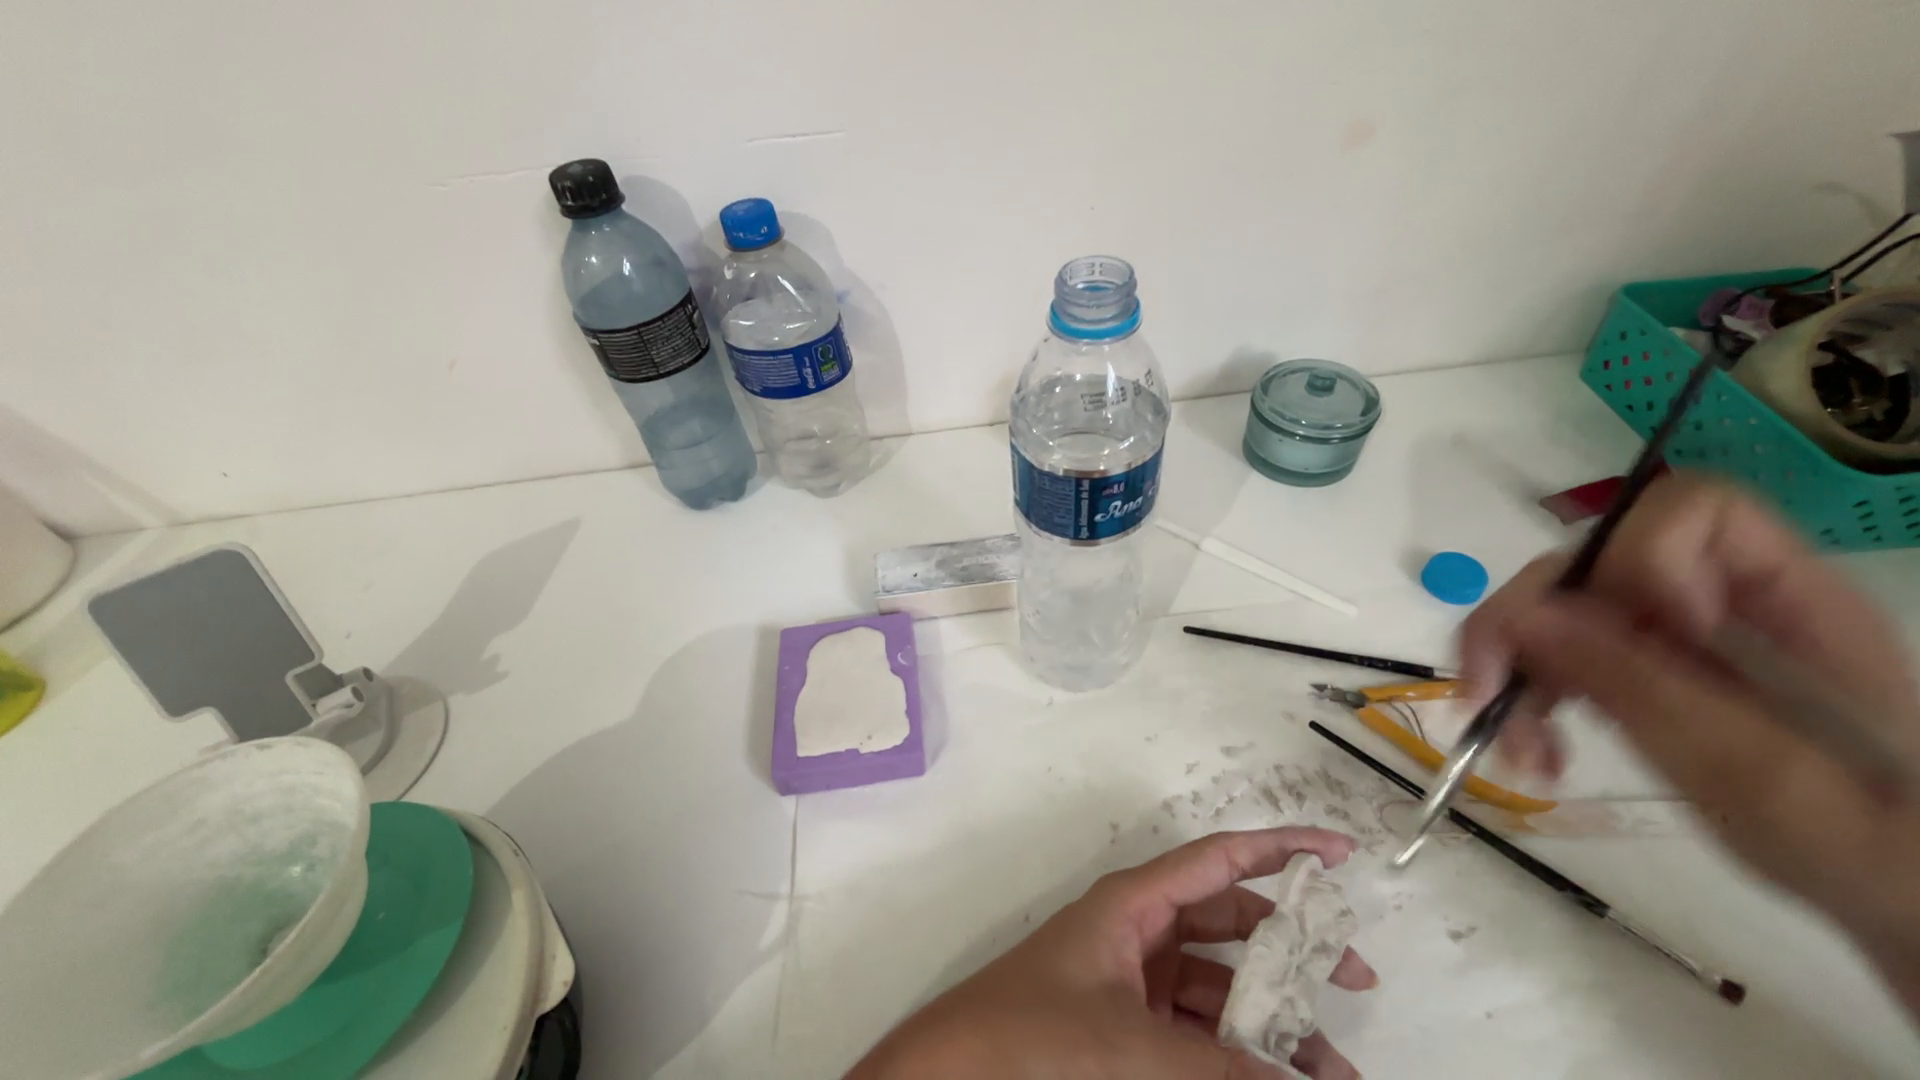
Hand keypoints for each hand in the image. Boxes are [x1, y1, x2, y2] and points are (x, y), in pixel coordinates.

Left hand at [847, 828, 1377, 1078]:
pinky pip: (1196, 1025)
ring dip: (1271, 1020)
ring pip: (1220, 985)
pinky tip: (1271, 1077)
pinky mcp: (1126, 1022)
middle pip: (1232, 924)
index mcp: (1136, 903)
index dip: (1283, 848)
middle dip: (1294, 950)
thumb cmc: (1034, 1032)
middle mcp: (1140, 929)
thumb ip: (1219, 1067)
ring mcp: (1133, 977)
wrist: (955, 1071)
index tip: (1342, 854)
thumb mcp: (1130, 1046)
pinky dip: (1234, 1049)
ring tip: (1331, 1067)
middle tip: (1357, 980)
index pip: (1222, 860)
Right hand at [1459, 475, 1919, 1013]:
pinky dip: (1530, 699)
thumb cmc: (1862, 845)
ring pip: (1558, 610)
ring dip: (1516, 672)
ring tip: (1521, 751)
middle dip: (1526, 624)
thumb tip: (1525, 613)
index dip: (1634, 560)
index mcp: (1788, 600)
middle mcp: (1719, 601)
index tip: (1620, 644)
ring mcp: (1675, 635)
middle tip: (1488, 698)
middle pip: (1593, 561)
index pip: (1689, 512)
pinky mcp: (1644, 670)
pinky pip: (1559, 654)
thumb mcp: (1756, 772)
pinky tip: (1538, 754)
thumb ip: (1642, 684)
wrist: (1894, 897)